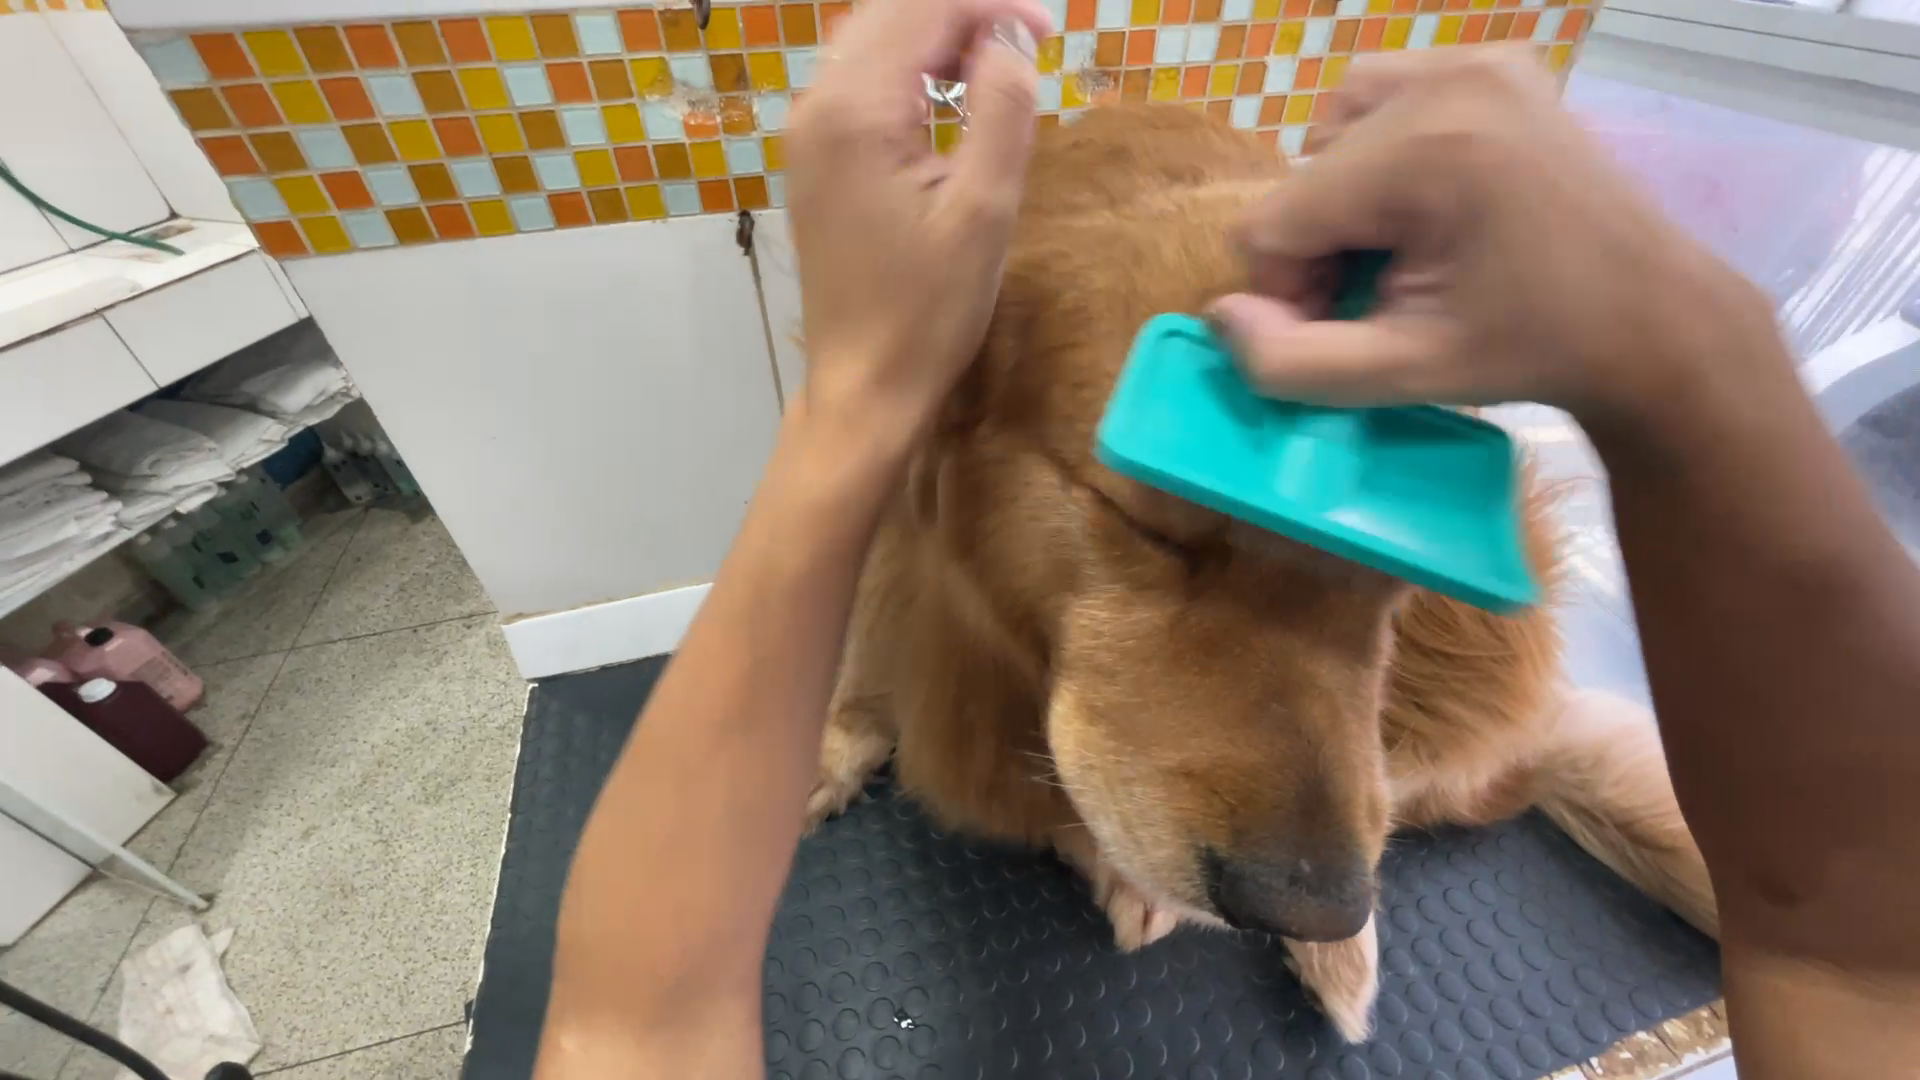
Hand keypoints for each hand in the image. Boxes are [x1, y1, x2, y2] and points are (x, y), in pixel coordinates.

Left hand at [787, 0, 1052, 454]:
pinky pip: (856, 91)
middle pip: (890, 15)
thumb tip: (1009, 41)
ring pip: (869, 48)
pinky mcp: (811, 169)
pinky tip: (939, 106)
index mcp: (856, 109)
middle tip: (1023, 47)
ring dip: (932, 42)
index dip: (991, 3)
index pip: (924, 6)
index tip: (1047, 31)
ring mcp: (805, 139)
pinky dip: (903, 78)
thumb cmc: (928, 312)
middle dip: (960, 15)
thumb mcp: (984, 213)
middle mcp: (816, 107)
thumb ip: (1003, 109)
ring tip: (989, 70)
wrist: (866, 385)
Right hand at [1208, 46, 1775, 424]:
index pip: (1270, 222)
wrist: (1645, 316)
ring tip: (1390, 250)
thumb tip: (1218, 314)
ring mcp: (1471, 60)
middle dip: (1311, 253)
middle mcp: (1445, 79)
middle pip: (1293, 180)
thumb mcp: (1391, 379)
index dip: (1285, 291)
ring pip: (1322, 138)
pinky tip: (1409, 206)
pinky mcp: (1487, 64)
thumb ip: (1284, 362)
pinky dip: (1364, 163)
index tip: (1347, 323)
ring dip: (1330, 207)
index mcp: (1427, 151)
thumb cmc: (1520, 352)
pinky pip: (1372, 105)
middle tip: (1375, 297)